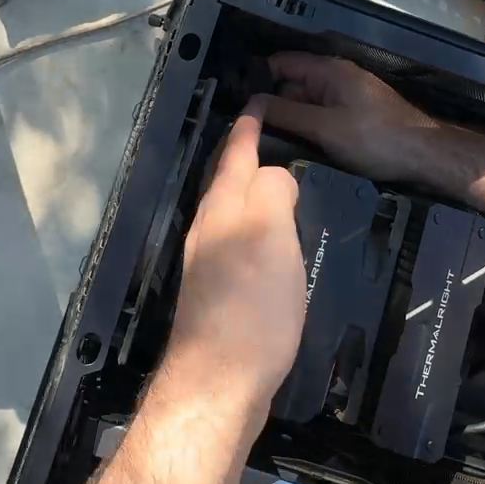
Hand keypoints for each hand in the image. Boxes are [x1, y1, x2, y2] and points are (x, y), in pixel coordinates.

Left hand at [165, 100, 306, 412]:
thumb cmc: (251, 303)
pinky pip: (238, 241)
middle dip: (244, 155)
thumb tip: (275, 174)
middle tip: (268, 136)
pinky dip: (255, 227)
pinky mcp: (218, 292)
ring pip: (230, 210)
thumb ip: (273, 192)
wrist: (220, 381)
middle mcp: (208, 228)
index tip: (259, 102)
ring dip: (250, 191)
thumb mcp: (272, 233)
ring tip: (274, 182)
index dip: (249, 125)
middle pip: (226, 179)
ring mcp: (208, 261)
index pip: (236, 152)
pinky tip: (271, 243)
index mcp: (223, 207)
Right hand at [260, 52, 440, 182]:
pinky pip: (321, 117)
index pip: (281, 63)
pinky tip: (300, 148)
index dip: (259, 79)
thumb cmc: (377, 138)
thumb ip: (287, 114)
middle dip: (274, 106)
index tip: (240, 104)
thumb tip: (253, 104)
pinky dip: (309, 129)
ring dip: (292, 121)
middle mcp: (336, 77)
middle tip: (252, 133)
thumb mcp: (325, 127)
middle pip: (291, 86)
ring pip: (305, 104)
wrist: (426, 156)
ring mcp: (346, 97)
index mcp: (328, 70)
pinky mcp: (353, 116)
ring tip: (270, 144)